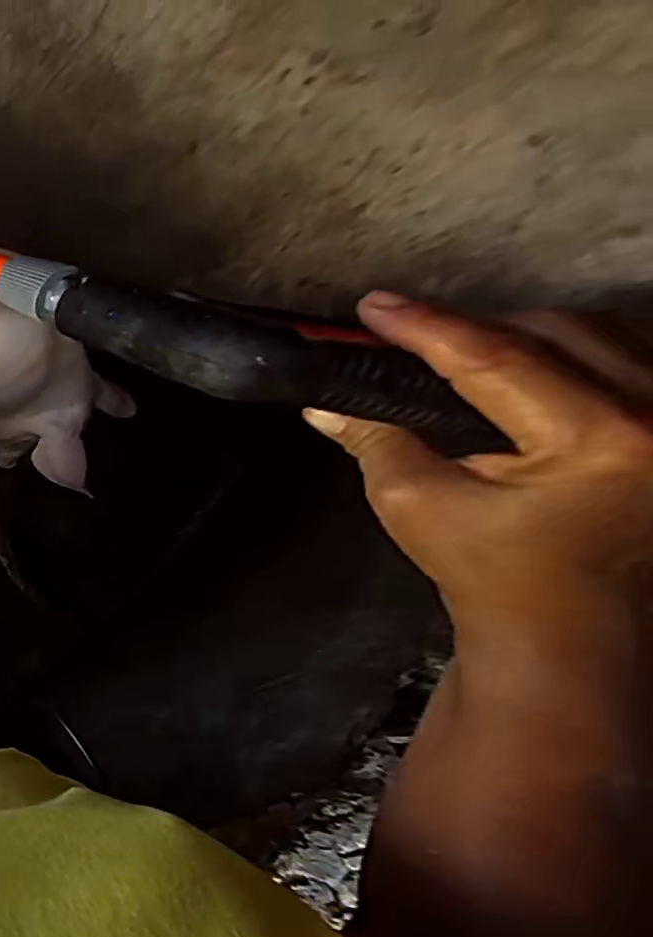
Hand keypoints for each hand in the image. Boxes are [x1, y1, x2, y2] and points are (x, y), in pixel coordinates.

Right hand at [305, 292, 652, 631]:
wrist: (565, 617)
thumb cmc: (486, 565)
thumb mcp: (413, 502)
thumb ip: (376, 440)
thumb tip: (325, 404)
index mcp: (601, 439)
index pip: (497, 360)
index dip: (425, 328)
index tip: (371, 307)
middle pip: (560, 330)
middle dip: (471, 324)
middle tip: (398, 331)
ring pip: (602, 334)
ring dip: (517, 332)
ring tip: (447, 344)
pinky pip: (623, 356)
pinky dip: (559, 349)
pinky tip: (509, 362)